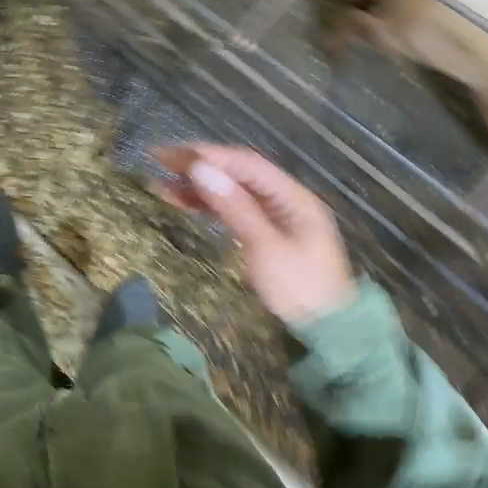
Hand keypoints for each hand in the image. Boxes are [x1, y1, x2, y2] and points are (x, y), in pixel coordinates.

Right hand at [151, 145, 356, 323]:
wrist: (327, 332)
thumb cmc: (299, 289)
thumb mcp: (265, 247)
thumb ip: (233, 206)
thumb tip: (200, 169)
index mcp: (293, 197)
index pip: (247, 164)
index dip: (210, 156)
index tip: (175, 154)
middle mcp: (285, 199)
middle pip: (237, 173)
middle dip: (200, 165)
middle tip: (160, 161)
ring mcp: (275, 215)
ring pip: (231, 190)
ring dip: (198, 185)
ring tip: (161, 183)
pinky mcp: (264, 232)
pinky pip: (232, 208)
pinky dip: (207, 203)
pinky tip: (181, 201)